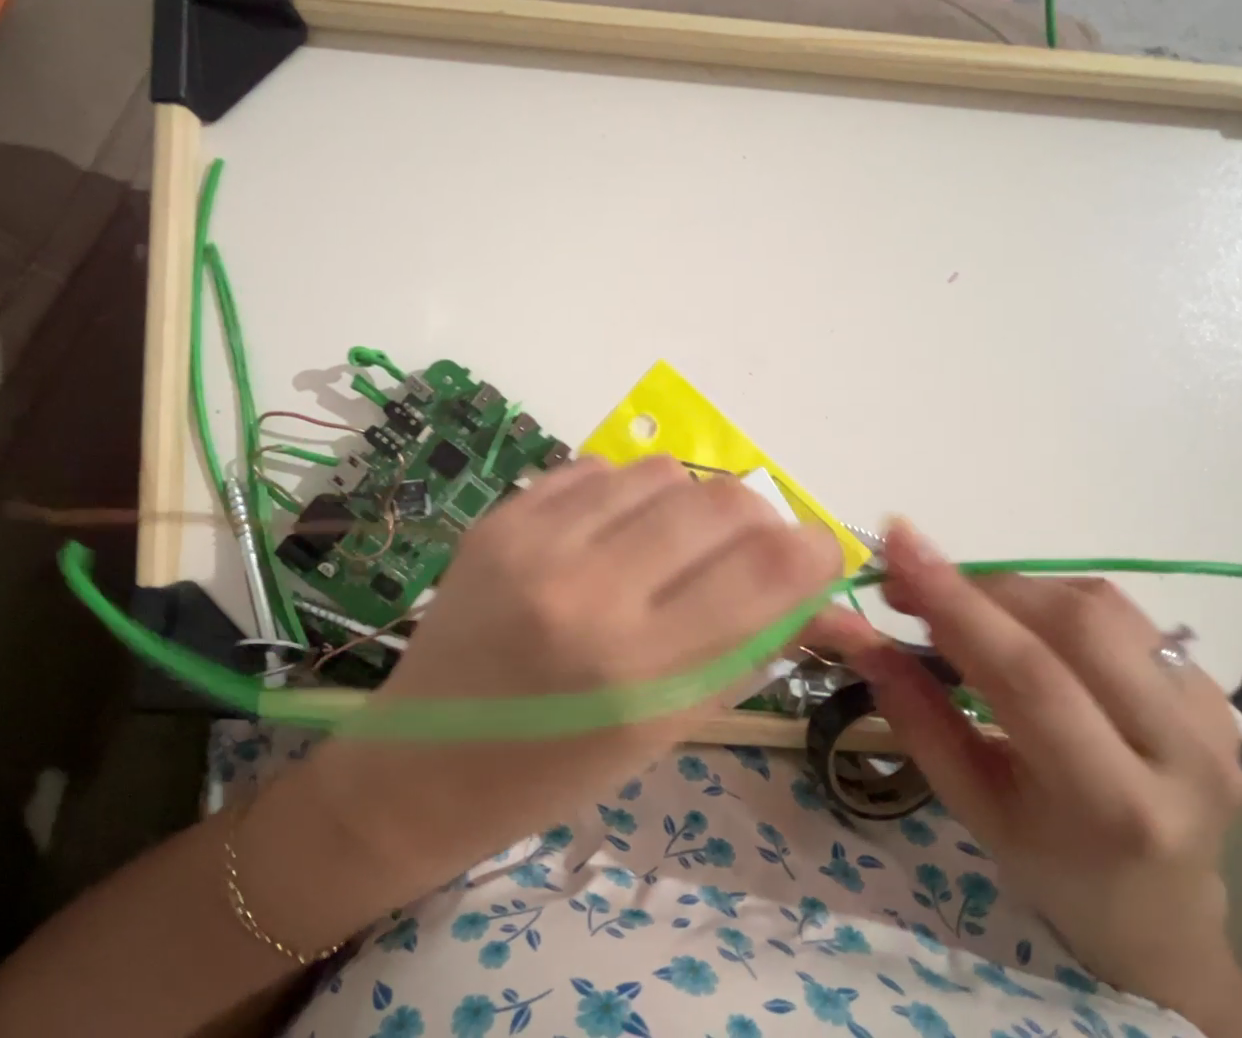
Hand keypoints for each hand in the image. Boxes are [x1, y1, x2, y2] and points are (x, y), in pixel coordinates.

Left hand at [299, 455, 843, 877]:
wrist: (425, 765)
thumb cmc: (554, 772)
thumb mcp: (665, 730)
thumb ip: (747, 650)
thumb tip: (816, 589)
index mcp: (644, 670)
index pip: (772, 567)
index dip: (815, 550)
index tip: (815, 558)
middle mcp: (592, 592)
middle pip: (724, 501)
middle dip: (759, 521)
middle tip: (747, 552)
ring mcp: (535, 545)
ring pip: (661, 471)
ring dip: (689, 502)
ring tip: (670, 545)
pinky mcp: (497, 519)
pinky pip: (595, 469)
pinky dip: (624, 495)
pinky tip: (611, 535)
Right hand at [816, 519, 1241, 1025]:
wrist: (1158, 912)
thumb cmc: (1047, 865)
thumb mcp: (970, 803)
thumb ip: (917, 716)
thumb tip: (860, 638)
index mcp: (1110, 803)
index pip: (1029, 677)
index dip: (957, 602)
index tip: (899, 545)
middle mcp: (1183, 754)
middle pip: (1078, 624)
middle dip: (984, 587)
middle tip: (915, 585)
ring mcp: (1216, 720)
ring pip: (1107, 607)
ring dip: (1020, 592)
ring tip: (968, 610)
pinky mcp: (1224, 697)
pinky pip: (1131, 620)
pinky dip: (1061, 609)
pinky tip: (1033, 637)